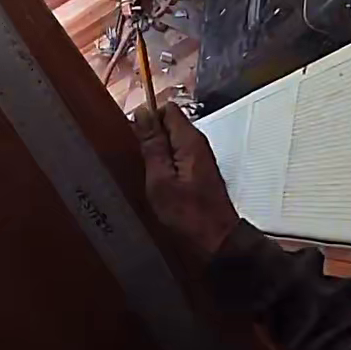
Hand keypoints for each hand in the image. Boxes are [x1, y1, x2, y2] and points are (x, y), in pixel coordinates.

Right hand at [135, 104, 239, 261]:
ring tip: (143, 171)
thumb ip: (152, 145)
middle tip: (137, 158)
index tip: (134, 138)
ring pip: (170, 140)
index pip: (167, 109)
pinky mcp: (197, 170)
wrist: (215, 240)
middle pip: (168, 123)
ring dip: (155, 151)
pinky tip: (154, 180)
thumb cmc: (188, 214)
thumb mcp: (160, 179)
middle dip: (149, 135)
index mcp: (189, 140)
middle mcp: (197, 143)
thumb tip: (143, 113)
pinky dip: (162, 163)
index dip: (148, 118)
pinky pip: (175, 155)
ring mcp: (198, 157)